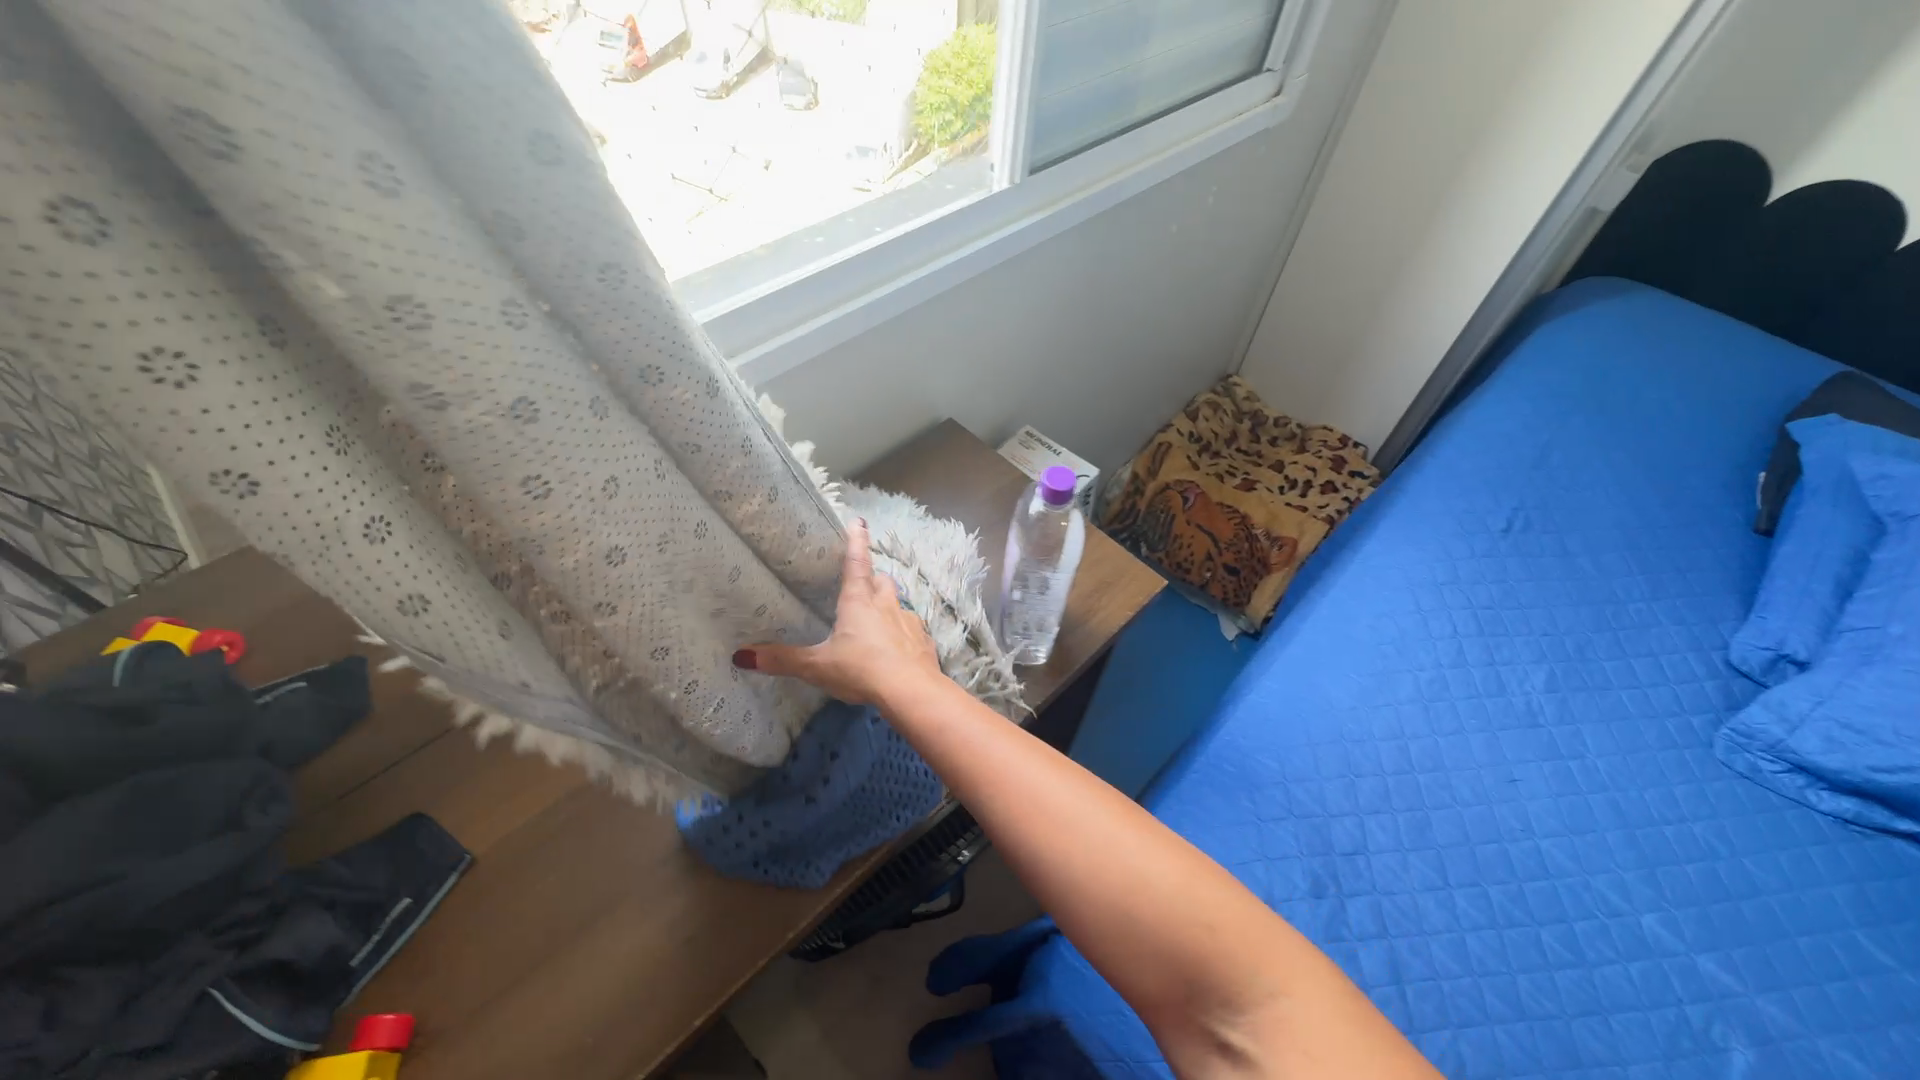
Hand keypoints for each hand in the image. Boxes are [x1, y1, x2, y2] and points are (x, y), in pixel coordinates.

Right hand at [733, 518, 945, 708]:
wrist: (912, 691)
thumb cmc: (861, 669)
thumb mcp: (817, 666)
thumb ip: (783, 659)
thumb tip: (741, 655)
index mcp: (858, 601)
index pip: (856, 562)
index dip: (856, 541)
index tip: (859, 522)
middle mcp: (886, 604)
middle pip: (881, 581)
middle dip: (872, 577)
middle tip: (863, 582)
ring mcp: (909, 622)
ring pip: (898, 603)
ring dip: (888, 605)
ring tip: (878, 617)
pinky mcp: (924, 643)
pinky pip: (912, 631)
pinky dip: (903, 634)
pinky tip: (897, 648)